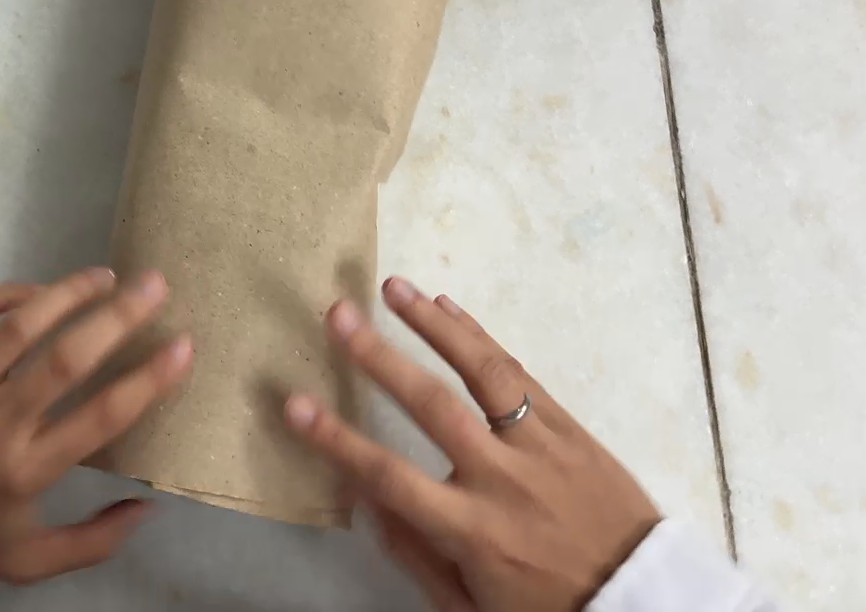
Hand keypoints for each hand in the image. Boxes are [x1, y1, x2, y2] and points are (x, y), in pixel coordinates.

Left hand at [0, 268, 193, 610]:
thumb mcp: (25, 562)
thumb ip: (92, 542)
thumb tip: (150, 506)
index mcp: (24, 472)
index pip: (101, 418)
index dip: (149, 380)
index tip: (182, 346)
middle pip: (66, 359)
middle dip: (117, 317)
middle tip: (154, 285)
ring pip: (20, 326)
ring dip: (67, 293)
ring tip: (105, 275)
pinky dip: (8, 292)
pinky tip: (38, 289)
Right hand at [283, 277, 659, 611]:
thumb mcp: (474, 609)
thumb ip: (417, 553)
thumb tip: (360, 497)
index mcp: (475, 532)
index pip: (389, 478)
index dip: (337, 441)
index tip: (293, 404)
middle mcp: (505, 481)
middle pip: (433, 407)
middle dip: (379, 357)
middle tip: (338, 313)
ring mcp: (543, 449)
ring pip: (483, 374)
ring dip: (433, 325)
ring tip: (394, 286)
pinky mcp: (572, 432)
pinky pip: (520, 375)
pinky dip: (479, 337)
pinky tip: (447, 306)